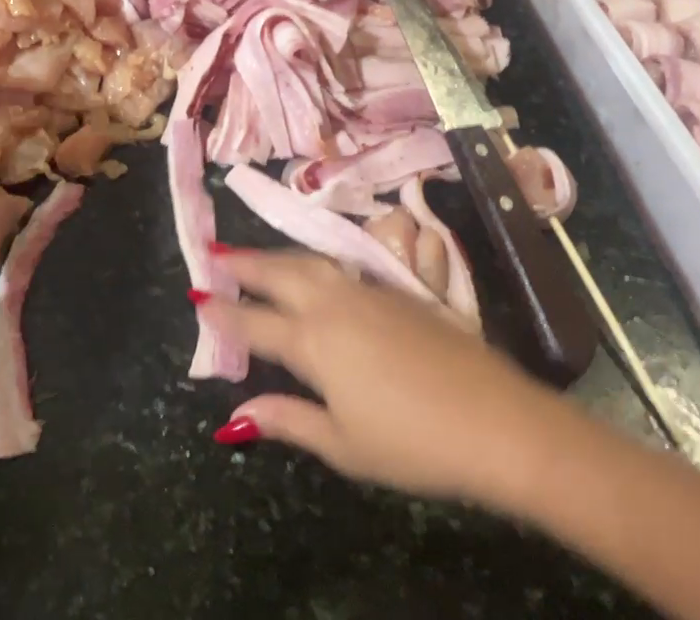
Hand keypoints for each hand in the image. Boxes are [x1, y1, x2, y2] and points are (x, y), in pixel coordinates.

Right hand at [202, 248, 581, 508]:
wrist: (502, 425)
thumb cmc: (415, 444)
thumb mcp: (343, 445)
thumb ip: (287, 421)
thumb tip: (235, 418)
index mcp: (314, 342)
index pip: (254, 322)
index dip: (222, 312)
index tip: (197, 299)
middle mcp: (336, 307)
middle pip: (279, 273)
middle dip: (243, 263)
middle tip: (214, 254)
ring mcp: (373, 295)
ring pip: (314, 262)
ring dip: (279, 256)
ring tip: (257, 256)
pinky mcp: (405, 295)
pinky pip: (346, 267)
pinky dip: (318, 263)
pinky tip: (319, 271)